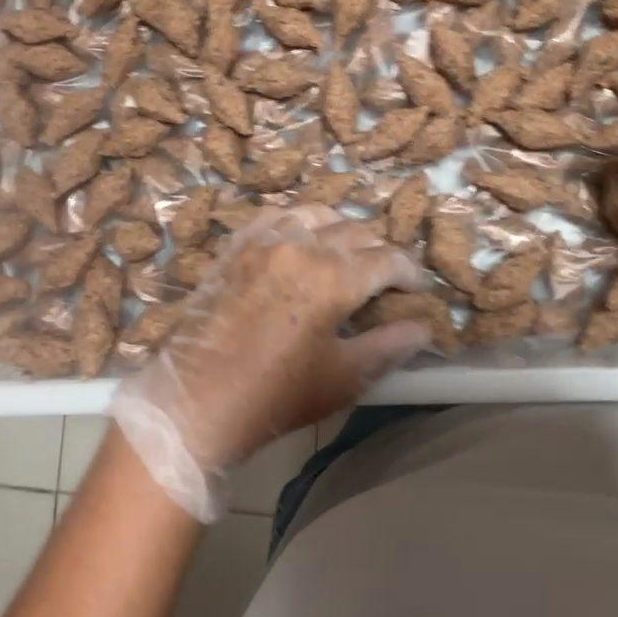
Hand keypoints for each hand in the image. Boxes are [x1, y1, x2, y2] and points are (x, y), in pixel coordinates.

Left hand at [109, 205, 427, 520]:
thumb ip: (388, 346)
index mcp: (332, 276)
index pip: (388, 259)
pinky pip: (274, 216)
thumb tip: (422, 328)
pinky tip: (301, 242)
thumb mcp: (343, 378)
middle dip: (379, 251)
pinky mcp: (234, 247)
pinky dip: (297, 222)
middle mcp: (300, 244)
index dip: (410, 273)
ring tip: (346, 255)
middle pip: (355, 231)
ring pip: (316, 214)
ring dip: (340, 230)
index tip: (418, 290)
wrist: (195, 402)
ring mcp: (262, 240)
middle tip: (386, 280)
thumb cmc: (275, 396)